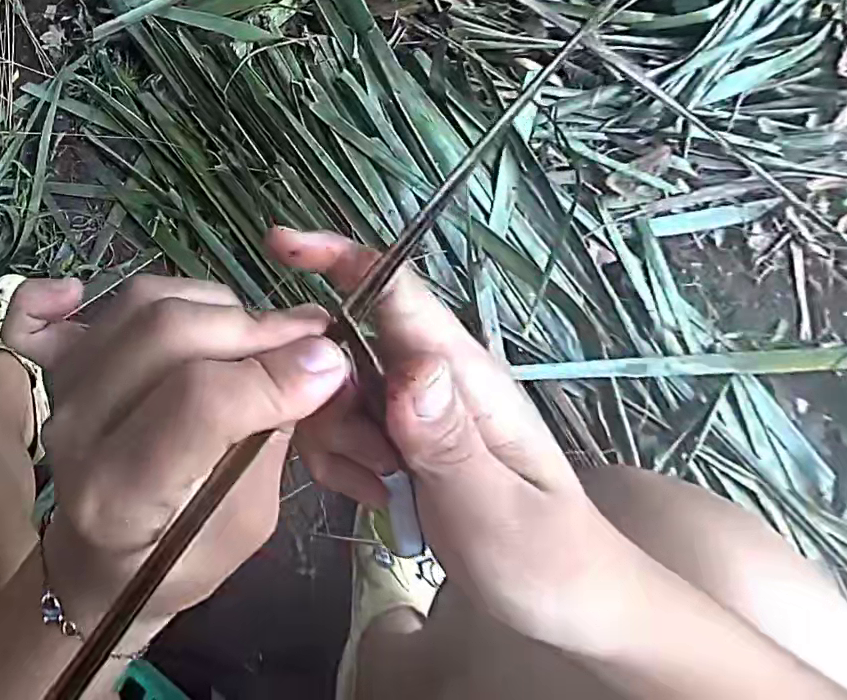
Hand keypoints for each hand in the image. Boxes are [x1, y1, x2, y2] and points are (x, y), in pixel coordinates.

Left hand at [3, 276, 349, 640]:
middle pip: (167, 333)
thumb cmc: (177, 557)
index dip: (271, 372)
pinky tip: (77, 292)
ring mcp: (59, 392)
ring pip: (139, 303)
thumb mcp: (246, 522)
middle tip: (303, 335)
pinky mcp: (51, 369)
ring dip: (210, 301)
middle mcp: (76, 431)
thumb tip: (316, 357)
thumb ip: (271, 435)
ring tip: (249, 326)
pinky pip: (38, 315)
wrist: (99, 559)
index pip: (199, 401)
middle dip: (250, 327)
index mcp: (122, 494)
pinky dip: (56, 292)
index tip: (328, 359)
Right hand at [266, 227, 646, 650]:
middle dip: (326, 393)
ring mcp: (406, 399)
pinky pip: (332, 421)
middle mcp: (426, 369)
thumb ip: (451, 441)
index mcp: (460, 369)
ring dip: (333, 436)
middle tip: (366, 458)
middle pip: (340, 341)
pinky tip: (374, 494)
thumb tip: (410, 367)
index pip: (394, 288)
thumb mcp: (500, 513)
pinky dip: (336, 458)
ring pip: (328, 385)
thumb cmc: (548, 562)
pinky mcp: (391, 427)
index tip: (280, 244)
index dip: (336, 256)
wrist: (565, 602)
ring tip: (380, 486)